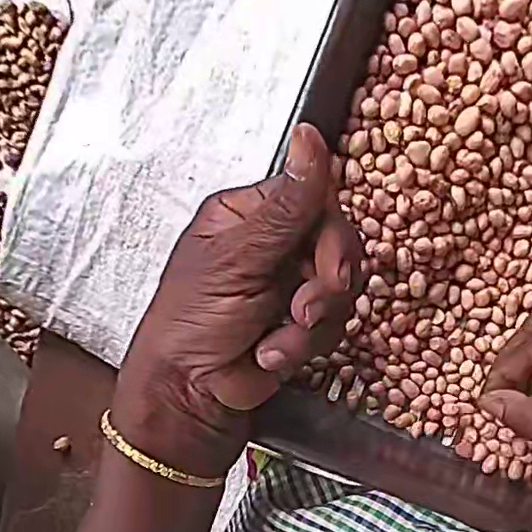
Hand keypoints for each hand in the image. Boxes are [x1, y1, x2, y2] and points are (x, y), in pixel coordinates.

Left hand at [113, 124, 364, 476]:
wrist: (189, 392)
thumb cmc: (191, 322)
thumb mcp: (238, 259)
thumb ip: (286, 208)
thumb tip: (310, 138)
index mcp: (252, 216)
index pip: (316, 202)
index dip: (331, 236)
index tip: (327, 266)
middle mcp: (276, 245)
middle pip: (338, 246)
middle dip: (325, 286)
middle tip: (303, 310)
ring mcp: (292, 285)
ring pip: (341, 290)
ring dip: (312, 324)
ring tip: (275, 340)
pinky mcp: (303, 323)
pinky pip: (334, 325)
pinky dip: (305, 346)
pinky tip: (271, 354)